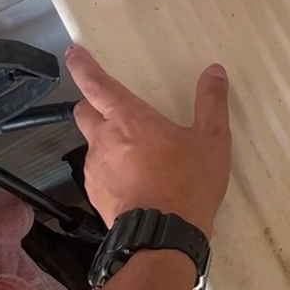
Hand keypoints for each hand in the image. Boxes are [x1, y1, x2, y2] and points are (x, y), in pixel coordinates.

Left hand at [67, 46, 231, 236]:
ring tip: (136, 153)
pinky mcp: (96, 195)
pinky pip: (98, 172)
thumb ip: (211, 103)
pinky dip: (111, 168)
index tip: (75, 52)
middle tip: (116, 110)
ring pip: (92, 143)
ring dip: (106, 140)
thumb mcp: (212, 140)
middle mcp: (104, 139)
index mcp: (130, 119)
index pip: (97, 84)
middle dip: (93, 105)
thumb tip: (214, 71)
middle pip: (84, 111)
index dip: (83, 66)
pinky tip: (135, 180)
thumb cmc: (188, 182)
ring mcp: (96, 169)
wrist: (163, 237)